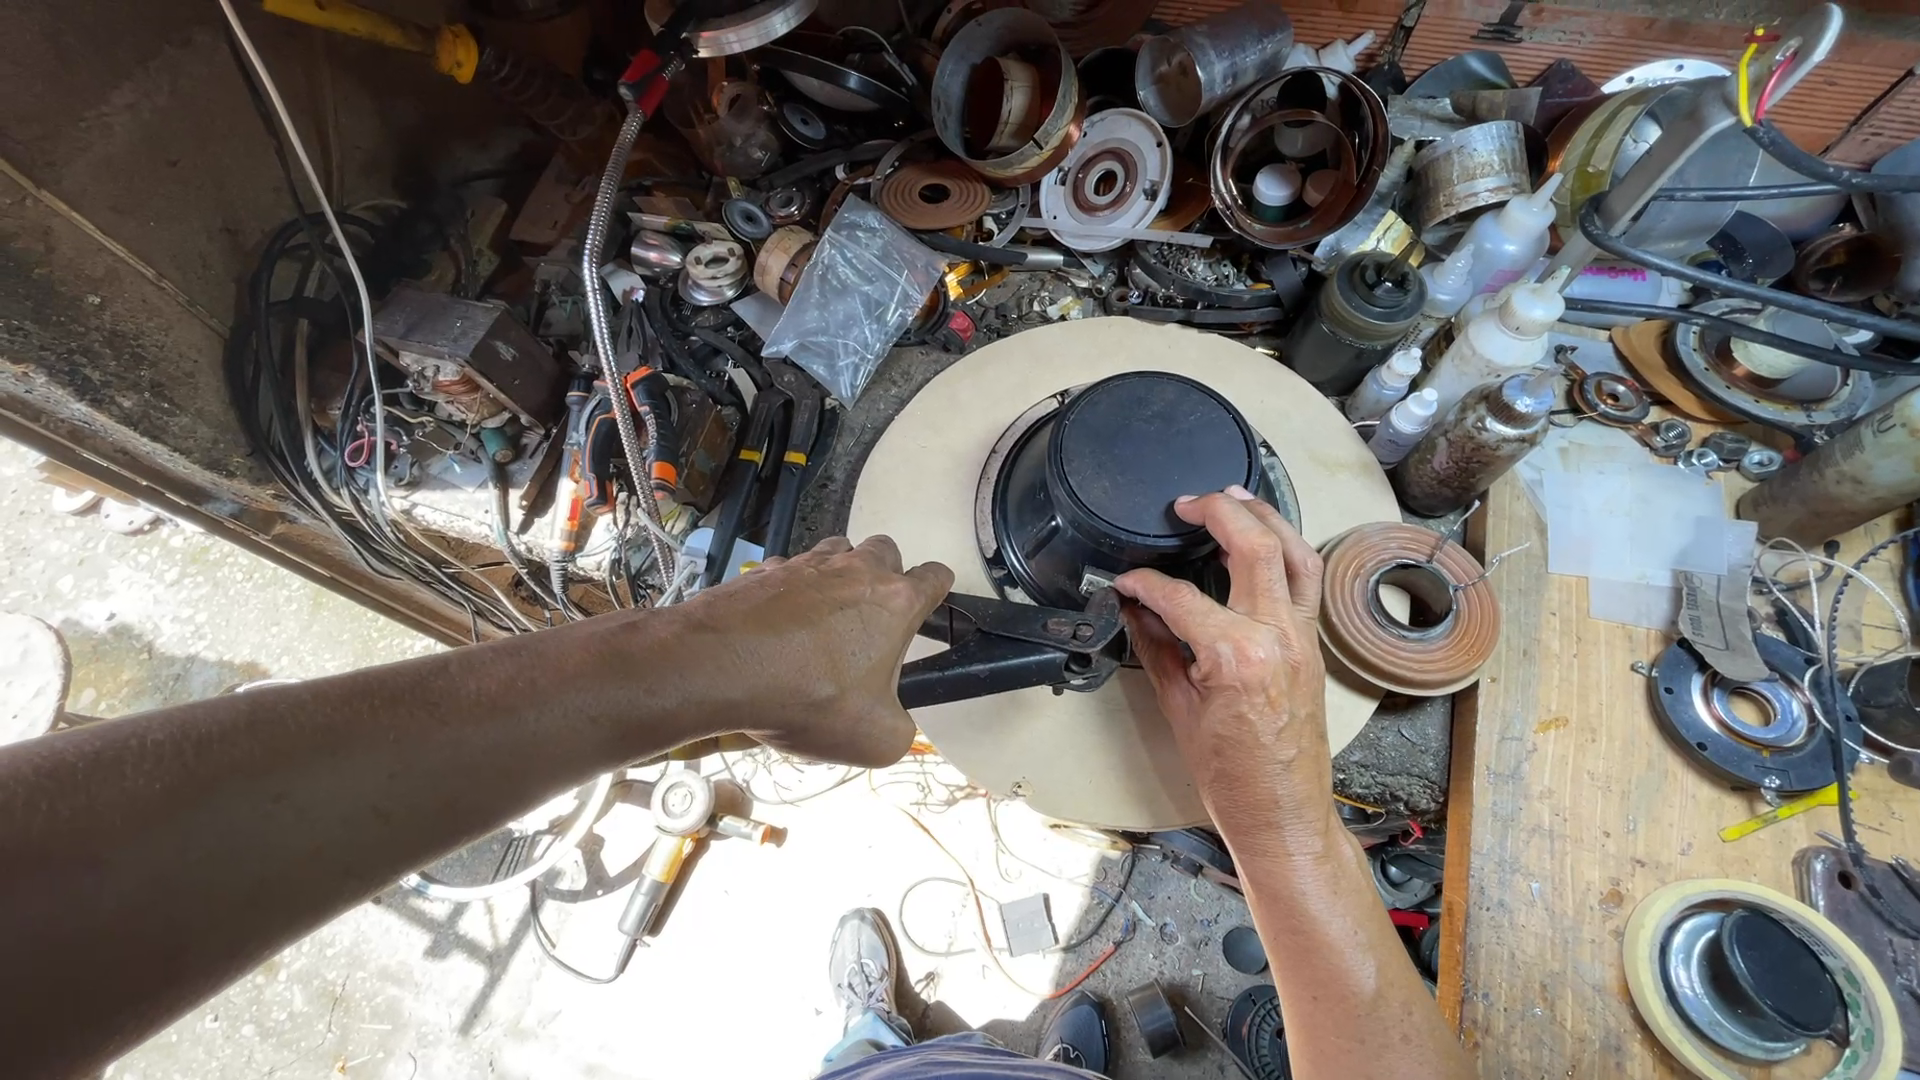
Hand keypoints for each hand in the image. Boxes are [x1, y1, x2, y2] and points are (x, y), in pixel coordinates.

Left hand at [668, 535, 951, 767]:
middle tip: (870, 620)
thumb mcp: (875, 740)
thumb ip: (900, 729)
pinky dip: (788, 592)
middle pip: (886, 550)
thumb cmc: (811, 699)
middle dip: (885, 575)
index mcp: (895, 602)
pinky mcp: (763, 571)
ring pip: (837, 551)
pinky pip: (787, 572)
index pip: (935, 577)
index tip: (927, 610)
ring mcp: (806, 565)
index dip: (937, 590)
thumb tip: (892, 722)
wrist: (719, 669)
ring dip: (838, 576)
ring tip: (823, 620)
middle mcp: (856, 570)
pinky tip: (775, 627)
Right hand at [1112, 486, 1335, 857]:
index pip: (1179, 596)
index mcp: (1236, 655)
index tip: (1125, 580)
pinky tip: (1265, 541)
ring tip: (1236, 497)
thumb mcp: (1178, 707)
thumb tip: (1134, 609)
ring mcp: (1304, 637)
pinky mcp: (1314, 644)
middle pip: (1254, 548)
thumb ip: (1156, 646)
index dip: (1145, 582)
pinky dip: (1286, 550)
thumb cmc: (1229, 773)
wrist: (1283, 812)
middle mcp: (1277, 636)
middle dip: (1220, 513)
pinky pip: (1306, 582)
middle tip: (1188, 503)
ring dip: (1266, 518)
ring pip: (1295, 555)